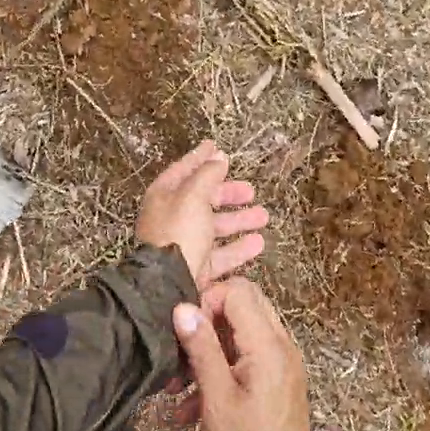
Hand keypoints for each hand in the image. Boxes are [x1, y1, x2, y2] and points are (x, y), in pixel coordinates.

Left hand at [135, 142, 267, 287]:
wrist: (167, 285)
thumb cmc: (178, 232)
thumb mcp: (193, 196)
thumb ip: (207, 175)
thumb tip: (218, 155)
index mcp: (165, 195)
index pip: (185, 169)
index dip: (201, 157)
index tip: (216, 146)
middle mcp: (172, 217)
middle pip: (204, 199)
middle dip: (228, 194)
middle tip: (251, 190)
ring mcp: (184, 244)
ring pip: (215, 227)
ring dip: (239, 221)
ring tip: (264, 216)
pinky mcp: (195, 268)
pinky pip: (220, 254)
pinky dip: (238, 248)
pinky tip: (258, 244)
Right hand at [172, 278, 310, 430]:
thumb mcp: (217, 397)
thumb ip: (202, 349)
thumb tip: (182, 307)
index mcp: (268, 344)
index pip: (238, 291)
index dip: (209, 300)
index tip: (189, 328)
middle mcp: (281, 343)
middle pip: (245, 302)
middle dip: (211, 318)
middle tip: (188, 344)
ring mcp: (283, 359)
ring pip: (245, 327)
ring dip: (213, 344)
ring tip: (184, 379)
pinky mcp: (279, 376)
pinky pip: (251, 352)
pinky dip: (226, 363)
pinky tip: (198, 398)